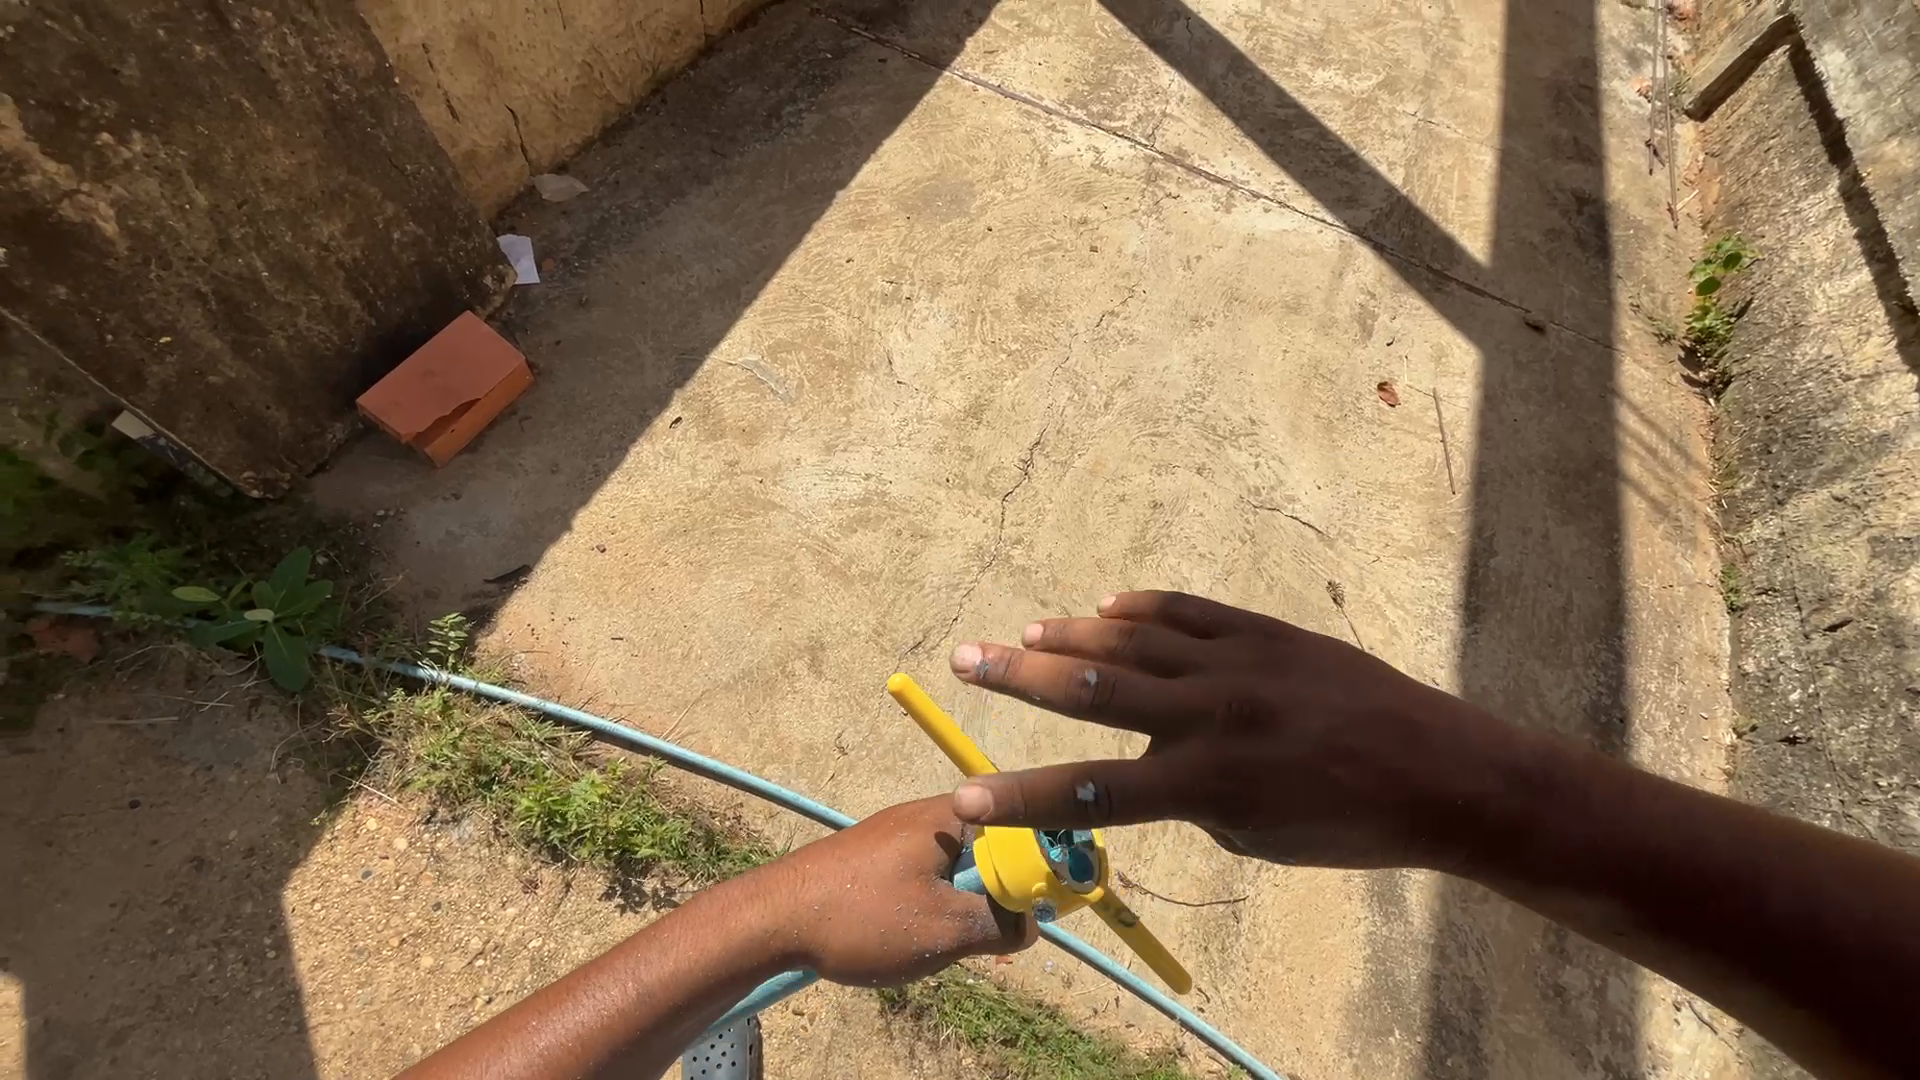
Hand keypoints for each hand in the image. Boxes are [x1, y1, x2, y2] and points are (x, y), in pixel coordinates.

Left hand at [761, 797, 1034, 985]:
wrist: (775, 916)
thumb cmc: (864, 917)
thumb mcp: (943, 929)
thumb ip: (998, 925)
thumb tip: (1031, 924)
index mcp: (950, 818)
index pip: (1016, 827)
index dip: (1036, 866)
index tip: (1042, 905)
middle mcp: (927, 813)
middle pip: (989, 846)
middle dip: (996, 890)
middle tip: (989, 932)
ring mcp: (899, 831)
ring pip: (957, 863)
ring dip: (963, 899)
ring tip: (946, 936)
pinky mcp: (877, 852)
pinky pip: (927, 870)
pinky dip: (934, 899)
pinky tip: (912, 930)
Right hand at [944, 590, 1533, 869]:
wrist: (1441, 770)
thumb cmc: (1346, 823)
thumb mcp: (1252, 833)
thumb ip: (1183, 793)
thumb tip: (1144, 750)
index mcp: (1207, 781)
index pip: (1090, 792)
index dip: (1020, 796)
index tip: (964, 797)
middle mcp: (1209, 713)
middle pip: (1091, 691)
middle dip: (1017, 677)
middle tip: (965, 658)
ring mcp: (1235, 661)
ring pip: (1131, 640)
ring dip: (1070, 636)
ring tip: (1024, 634)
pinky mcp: (1261, 630)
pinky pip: (1187, 611)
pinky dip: (1140, 609)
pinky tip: (1105, 610)